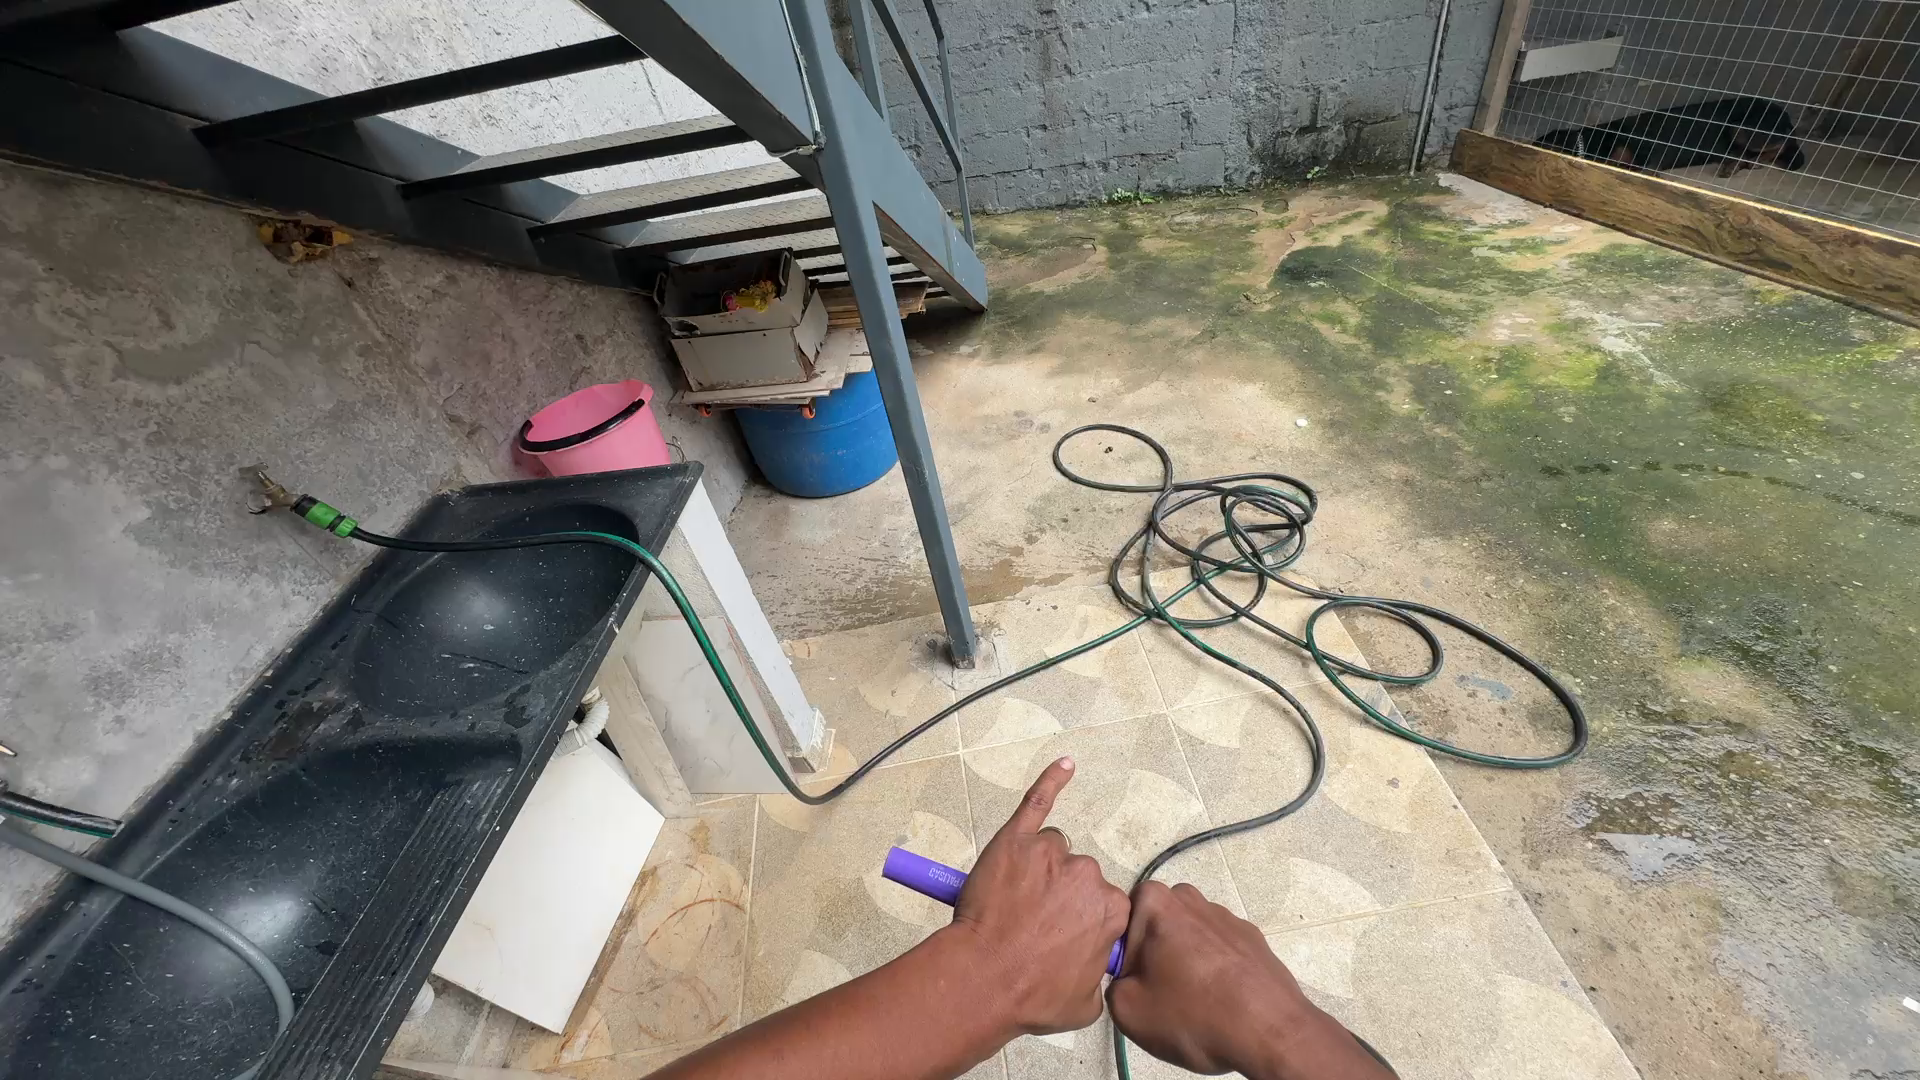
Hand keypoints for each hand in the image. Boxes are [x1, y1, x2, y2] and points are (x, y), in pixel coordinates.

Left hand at [945, 757, 1129, 1035]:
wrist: (985, 978)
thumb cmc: (1031, 994)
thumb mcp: (1085, 1002)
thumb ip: (1099, 971)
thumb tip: (1093, 963)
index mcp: (1111, 910)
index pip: (1103, 905)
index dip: (1078, 921)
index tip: (1059, 936)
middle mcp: (1086, 875)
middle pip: (1077, 875)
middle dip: (1058, 896)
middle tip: (1029, 923)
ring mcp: (1050, 853)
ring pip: (1051, 850)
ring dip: (1037, 868)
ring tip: (1012, 901)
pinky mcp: (1018, 838)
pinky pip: (1038, 801)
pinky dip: (1052, 780)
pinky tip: (1066, 765)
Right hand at [1107, 882, 1392, 1079]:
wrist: (1271, 1031)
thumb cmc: (1193, 1013)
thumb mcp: (1128, 1010)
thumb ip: (1112, 985)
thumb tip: (1128, 981)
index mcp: (1153, 900)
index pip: (1122, 925)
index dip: (1124, 961)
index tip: (1137, 987)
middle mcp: (1188, 895)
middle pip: (1157, 927)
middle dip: (1156, 956)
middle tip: (1163, 997)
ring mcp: (1223, 914)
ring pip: (1189, 938)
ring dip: (1187, 963)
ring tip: (1198, 1004)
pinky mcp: (1252, 936)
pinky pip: (1220, 951)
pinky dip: (1217, 971)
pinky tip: (1224, 1002)